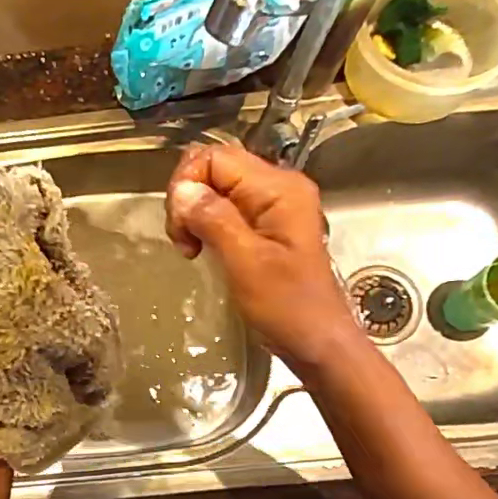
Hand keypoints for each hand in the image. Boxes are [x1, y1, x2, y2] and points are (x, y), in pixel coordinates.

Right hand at [165, 144, 362, 370]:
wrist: (316, 340)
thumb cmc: (287, 305)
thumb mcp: (247, 262)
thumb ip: (215, 220)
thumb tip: (182, 191)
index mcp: (278, 189)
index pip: (215, 158)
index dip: (186, 184)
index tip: (180, 226)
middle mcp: (277, 187)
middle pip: (213, 169)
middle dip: (187, 199)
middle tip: (184, 240)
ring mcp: (270, 207)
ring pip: (214, 189)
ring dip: (193, 214)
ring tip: (191, 248)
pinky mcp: (263, 226)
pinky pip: (223, 210)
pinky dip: (204, 225)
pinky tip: (201, 249)